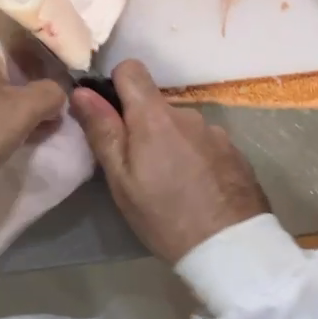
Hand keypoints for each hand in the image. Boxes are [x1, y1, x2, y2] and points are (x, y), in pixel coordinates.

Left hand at [0, 49, 67, 181]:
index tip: (58, 108)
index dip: (46, 83)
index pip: (25, 62)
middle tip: (48, 128)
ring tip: (32, 140)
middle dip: (33, 106)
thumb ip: (50, 94)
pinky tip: (8, 146)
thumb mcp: (24, 109)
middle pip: (13, 85)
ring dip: (18, 121)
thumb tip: (58, 94)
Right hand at [70, 60, 268, 262]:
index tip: (110, 116)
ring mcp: (216, 132)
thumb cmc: (164, 216)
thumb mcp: (121, 179)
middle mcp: (188, 114)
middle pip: (155, 104)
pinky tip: (195, 189)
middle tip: (137, 168)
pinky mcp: (235, 152)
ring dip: (170, 143)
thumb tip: (82, 92)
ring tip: (169, 184)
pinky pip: (203, 143)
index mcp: (155, 116)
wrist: (231, 249)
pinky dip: (194, 157)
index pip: (131, 69)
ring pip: (180, 126)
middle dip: (141, 125)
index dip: (114, 85)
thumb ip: (102, 131)